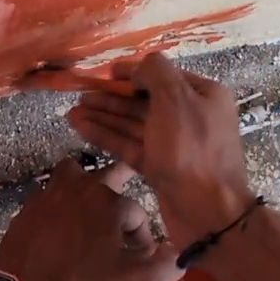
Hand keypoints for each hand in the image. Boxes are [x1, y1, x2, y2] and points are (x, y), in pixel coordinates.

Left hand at [0, 156, 180, 280]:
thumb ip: (165, 267)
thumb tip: (179, 253)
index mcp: (109, 202)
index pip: (138, 211)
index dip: (145, 236)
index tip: (141, 259)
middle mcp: (80, 188)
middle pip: (109, 174)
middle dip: (125, 191)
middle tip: (126, 213)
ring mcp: (49, 195)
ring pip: (75, 174)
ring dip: (88, 186)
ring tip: (93, 210)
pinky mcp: (27, 209)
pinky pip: (51, 193)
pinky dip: (62, 203)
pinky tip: (64, 228)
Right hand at [67, 53, 254, 248]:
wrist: (207, 212)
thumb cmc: (192, 148)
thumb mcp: (176, 98)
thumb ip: (155, 72)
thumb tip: (138, 69)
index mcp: (202, 95)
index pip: (163, 76)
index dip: (133, 72)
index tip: (106, 72)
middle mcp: (190, 116)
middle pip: (145, 101)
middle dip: (112, 97)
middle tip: (81, 94)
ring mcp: (174, 145)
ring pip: (134, 124)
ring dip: (104, 116)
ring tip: (72, 111)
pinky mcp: (159, 168)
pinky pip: (130, 145)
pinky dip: (106, 136)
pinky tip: (81, 127)